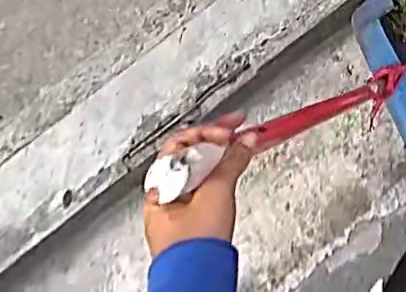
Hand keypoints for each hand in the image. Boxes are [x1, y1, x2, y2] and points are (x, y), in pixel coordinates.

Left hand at [143, 113, 257, 256]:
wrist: (198, 282)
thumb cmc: (194, 246)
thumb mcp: (218, 192)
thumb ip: (233, 160)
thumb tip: (246, 140)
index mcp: (160, 182)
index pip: (183, 141)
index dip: (209, 130)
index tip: (231, 127)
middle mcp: (162, 193)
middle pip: (189, 153)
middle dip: (215, 139)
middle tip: (236, 129)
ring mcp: (173, 207)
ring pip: (195, 169)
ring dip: (217, 156)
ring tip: (237, 148)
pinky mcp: (187, 221)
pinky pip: (200, 185)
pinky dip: (216, 173)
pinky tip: (228, 171)